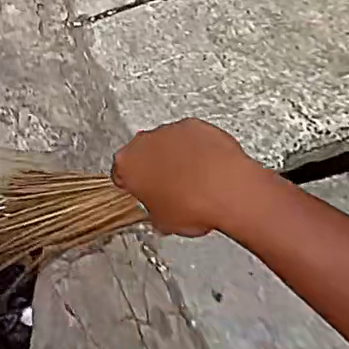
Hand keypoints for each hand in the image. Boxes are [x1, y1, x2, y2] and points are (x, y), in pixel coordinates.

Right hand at [111, 119, 275, 236]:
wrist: (227, 190)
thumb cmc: (193, 204)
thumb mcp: (164, 222)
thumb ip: (153, 211)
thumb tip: (161, 213)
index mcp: (127, 165)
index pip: (121, 174)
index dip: (133, 185)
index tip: (144, 191)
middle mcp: (143, 142)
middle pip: (143, 152)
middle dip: (154, 166)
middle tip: (171, 187)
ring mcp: (169, 131)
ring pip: (167, 141)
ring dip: (177, 155)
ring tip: (196, 179)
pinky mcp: (194, 125)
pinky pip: (192, 135)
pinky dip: (199, 147)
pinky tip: (210, 166)